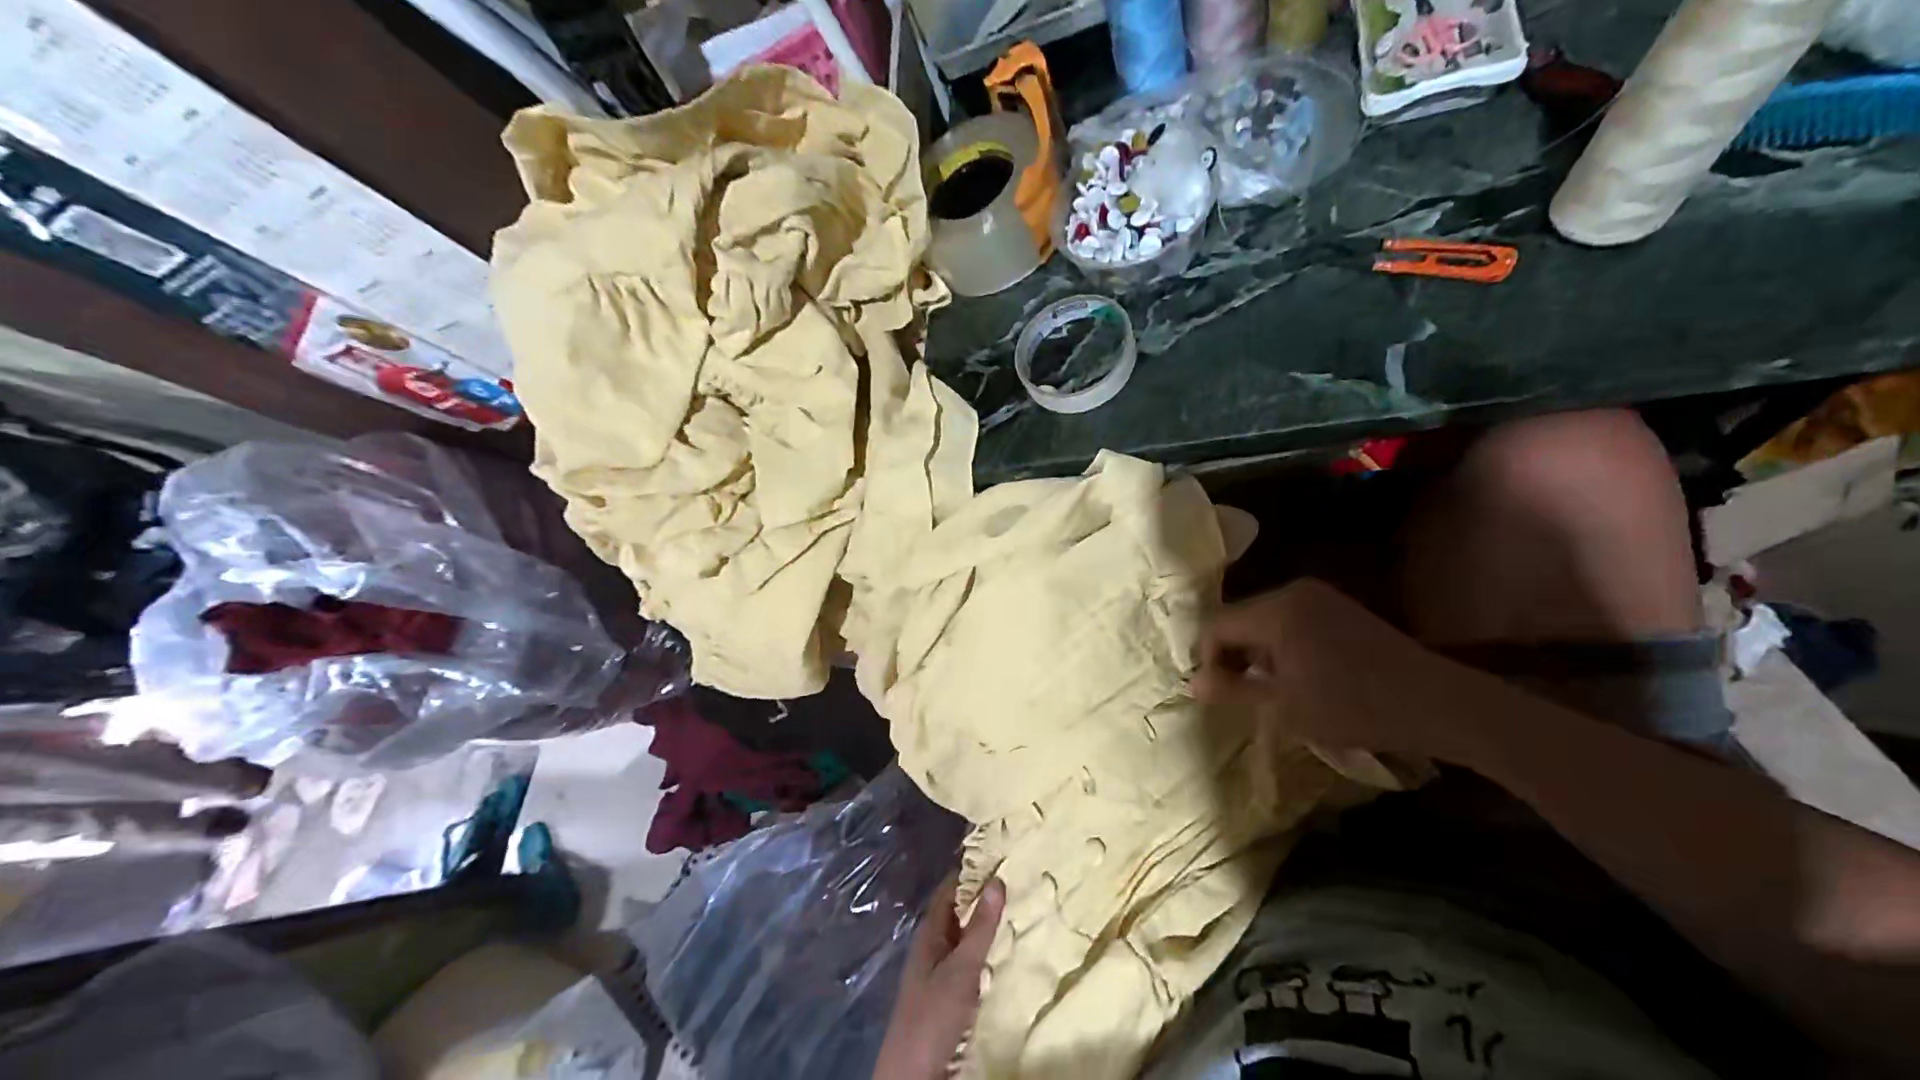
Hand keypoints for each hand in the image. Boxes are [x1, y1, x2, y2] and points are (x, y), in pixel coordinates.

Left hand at [871, 875, 1005, 1079]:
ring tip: (1018, 912)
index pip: (948, 891)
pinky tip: (1004, 956)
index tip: (997, 856)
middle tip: (1016, 882)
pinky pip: (969, 963)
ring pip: (964, 938)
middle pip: (957, 913)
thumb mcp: (961, 968)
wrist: (913, 1074)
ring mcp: (938, 973)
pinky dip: (986, 953)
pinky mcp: (947, 997)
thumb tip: (997, 880)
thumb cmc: (933, 1014)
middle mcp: (931, 947)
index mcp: (929, 934)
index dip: (969, 873)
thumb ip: (980, 928)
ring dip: (985, 926)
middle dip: (981, 898)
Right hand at [1193, 578, 1467, 759]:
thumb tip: (1193, 684)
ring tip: (1268, 689)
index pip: (1217, 625)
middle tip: (1239, 694)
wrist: (1437, 703)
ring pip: (1264, 620)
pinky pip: (1290, 620)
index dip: (1208, 659)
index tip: (1217, 693)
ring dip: (1257, 652)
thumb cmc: (1353, 707)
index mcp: (1276, 610)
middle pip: (1240, 618)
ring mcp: (1319, 597)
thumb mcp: (1284, 707)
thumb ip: (1233, 690)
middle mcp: (1294, 592)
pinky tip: (1297, 676)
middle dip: (1232, 655)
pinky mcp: (1339, 607)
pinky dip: (1281, 645)